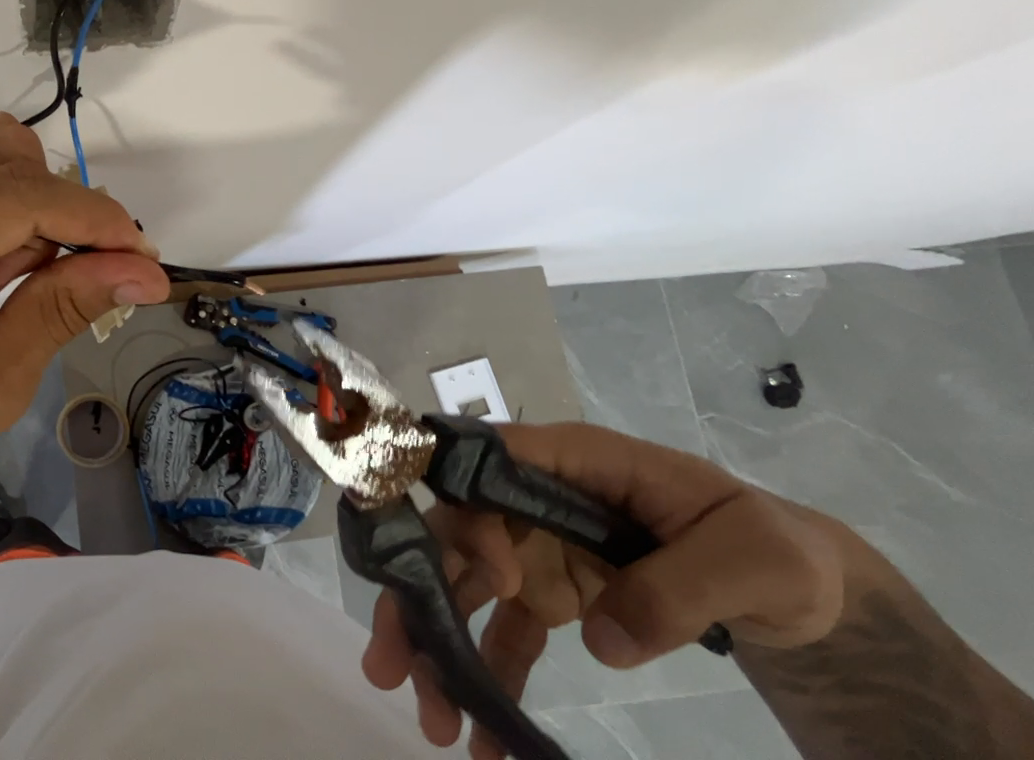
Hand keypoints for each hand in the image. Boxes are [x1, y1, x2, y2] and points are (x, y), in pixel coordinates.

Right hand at [361, 422, 852, 757]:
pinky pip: (502, 636)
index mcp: (576, 463)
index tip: (500, 583)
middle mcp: (534, 499)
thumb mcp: (756, 561)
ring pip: (458, 587)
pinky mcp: (547, 597)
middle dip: (414, 594)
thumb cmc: (777, 551)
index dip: (475, 513)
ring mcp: (534, 549)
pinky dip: (487, 682)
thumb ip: (678, 589)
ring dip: (435, 647)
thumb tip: (600, 640)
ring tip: (431, 719)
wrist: (800, 593)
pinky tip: (482, 737)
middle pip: (449, 531)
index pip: (492, 466)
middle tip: (394, 663)